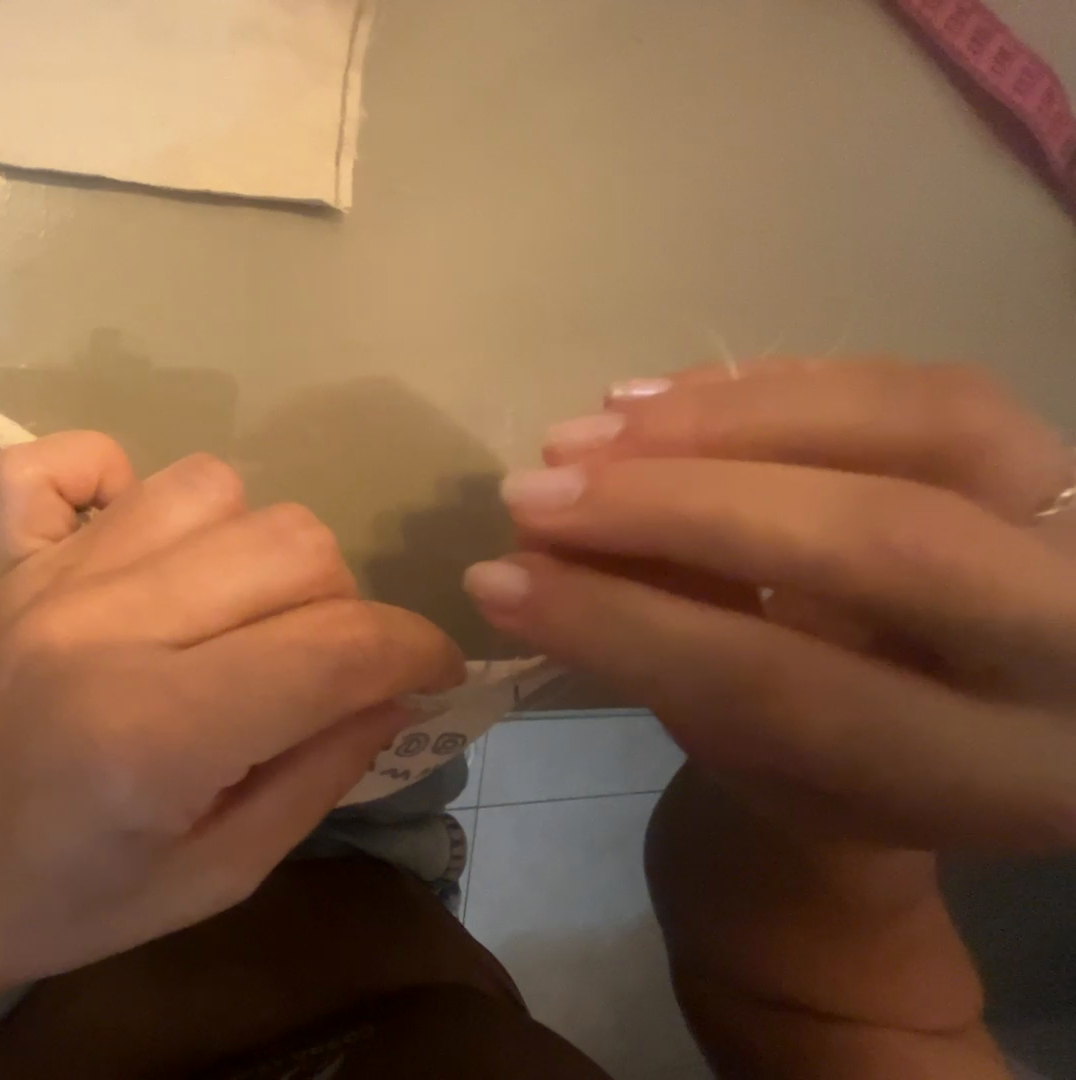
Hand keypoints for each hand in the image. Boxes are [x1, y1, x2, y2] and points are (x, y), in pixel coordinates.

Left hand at [0, 434, 462, 1004]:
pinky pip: (66, 461)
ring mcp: (51, 580)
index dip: (414, 649)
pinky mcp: (14, 564)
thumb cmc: (78, 901)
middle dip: (343, 604)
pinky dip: (118, 476)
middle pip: (287, 544)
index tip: (433, 671)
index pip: (333, 645)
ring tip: (237, 611)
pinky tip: (141, 542)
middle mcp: (102, 626)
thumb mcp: (221, 874)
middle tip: (324, 665)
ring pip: (208, 486)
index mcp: (152, 730)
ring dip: (254, 545)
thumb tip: (395, 684)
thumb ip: (321, 771)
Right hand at [464, 357, 1075, 851]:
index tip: (495, 580)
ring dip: (714, 421)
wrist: (960, 726)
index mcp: (997, 772)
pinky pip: (912, 386)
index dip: (621, 622)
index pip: (783, 685)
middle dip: (669, 504)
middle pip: (874, 539)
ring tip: (579, 436)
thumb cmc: (825, 765)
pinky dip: (758, 385)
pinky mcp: (1054, 454)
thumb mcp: (737, 752)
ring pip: (917, 424)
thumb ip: (645, 657)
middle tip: (533, 492)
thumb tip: (526, 561)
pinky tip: (644, 400)